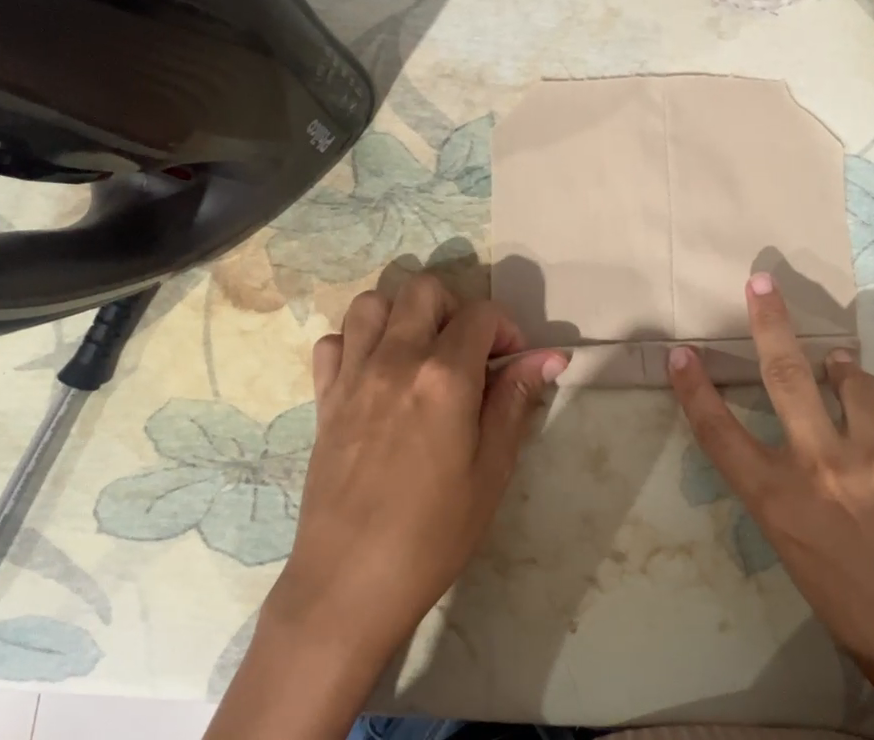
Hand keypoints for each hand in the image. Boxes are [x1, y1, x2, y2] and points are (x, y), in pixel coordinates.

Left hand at [208, 276, 564, 739]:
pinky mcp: (323, 400)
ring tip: (422, 353)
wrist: (350, 583)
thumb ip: (515, 401)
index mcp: (443, 376)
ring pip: (371, 303)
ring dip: (402, 314)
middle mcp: (394, 360)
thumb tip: (550, 356)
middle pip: (423, 289)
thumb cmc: (434, 534)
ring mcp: (352, 377)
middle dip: (455, 308)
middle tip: (469, 353)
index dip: (507, 329)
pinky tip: (376, 374)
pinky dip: (357, 342)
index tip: (514, 364)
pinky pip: (333, 342)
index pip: (481, 314)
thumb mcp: (492, 470)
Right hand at [668, 272, 873, 687]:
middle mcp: (824, 467)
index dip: (695, 392)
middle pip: (787, 375)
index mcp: (783, 506)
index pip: (721, 435)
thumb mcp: (810, 568)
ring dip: (843, 371)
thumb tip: (809, 464)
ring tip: (842, 368)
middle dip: (770, 322)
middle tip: (762, 281)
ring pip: (854, 385)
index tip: (681, 354)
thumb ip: (800, 508)